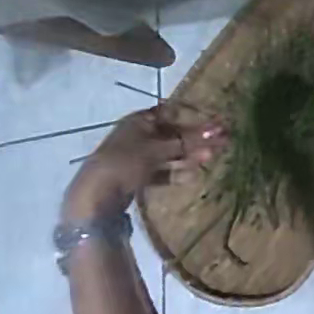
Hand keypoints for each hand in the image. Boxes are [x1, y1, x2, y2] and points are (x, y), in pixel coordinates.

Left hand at [62, 103, 226, 224]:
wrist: (93, 198)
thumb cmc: (126, 162)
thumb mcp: (159, 149)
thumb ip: (190, 141)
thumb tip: (220, 130)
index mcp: (139, 120)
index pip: (172, 114)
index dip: (193, 118)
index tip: (214, 125)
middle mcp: (137, 135)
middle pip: (172, 135)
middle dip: (195, 140)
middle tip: (220, 144)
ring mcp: (135, 156)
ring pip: (168, 154)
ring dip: (188, 157)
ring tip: (210, 159)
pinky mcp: (134, 176)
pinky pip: (160, 171)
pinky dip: (174, 173)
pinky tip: (190, 177)